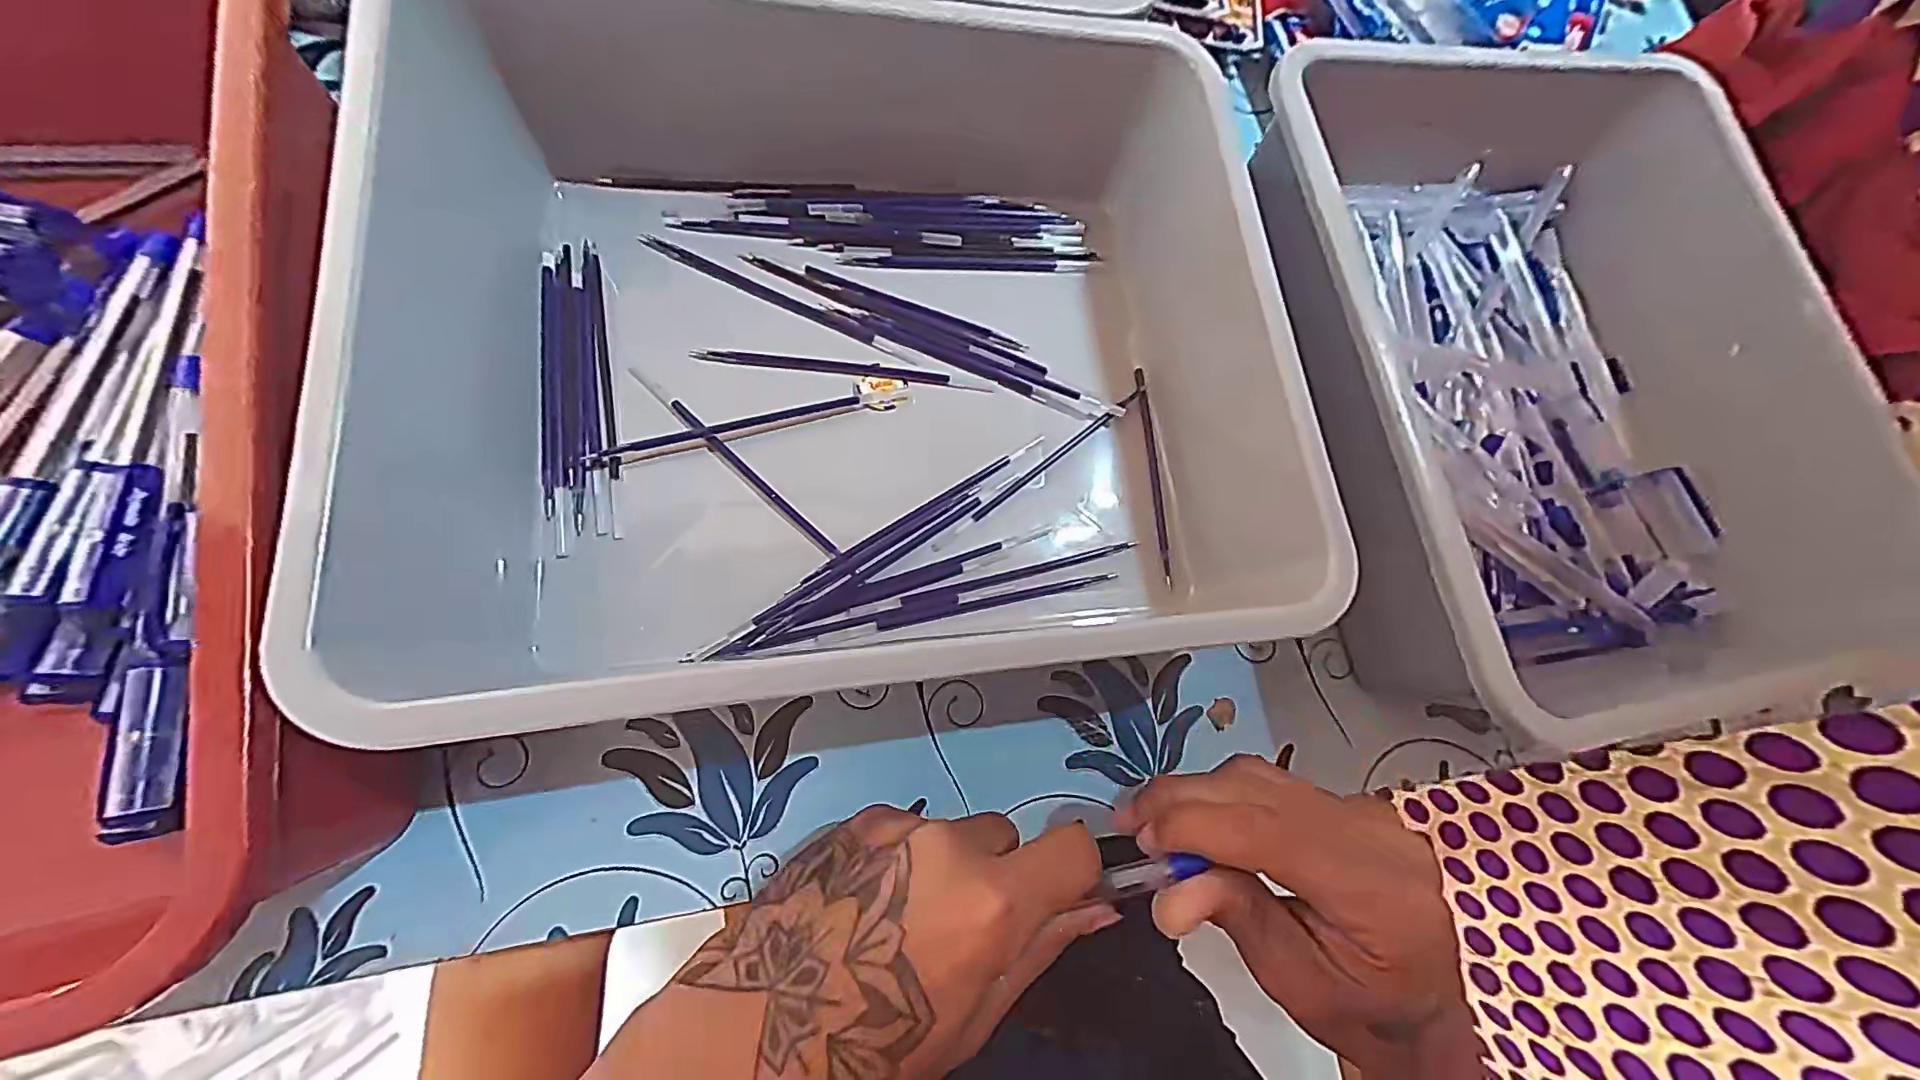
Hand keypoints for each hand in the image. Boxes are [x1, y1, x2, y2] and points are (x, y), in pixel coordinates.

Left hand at [652, 806, 1114, 1078]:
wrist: (762, 1019)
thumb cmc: (874, 1040)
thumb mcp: (972, 1015)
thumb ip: (1040, 948)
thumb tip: (1093, 909)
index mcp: (989, 902)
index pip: (1071, 847)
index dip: (1074, 869)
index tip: (1060, 889)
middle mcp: (948, 846)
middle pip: (1004, 836)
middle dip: (995, 872)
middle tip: (956, 921)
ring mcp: (899, 824)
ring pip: (951, 830)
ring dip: (942, 862)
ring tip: (897, 914)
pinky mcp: (858, 817)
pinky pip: (904, 825)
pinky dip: (899, 853)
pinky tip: (865, 898)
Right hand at [1115, 755, 1478, 1078]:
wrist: (1449, 982)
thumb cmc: (1387, 1002)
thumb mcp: (1313, 988)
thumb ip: (1244, 927)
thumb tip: (1173, 895)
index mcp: (1367, 882)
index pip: (1264, 829)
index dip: (1194, 826)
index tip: (1148, 845)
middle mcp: (1360, 826)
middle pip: (1248, 784)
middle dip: (1177, 799)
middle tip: (1131, 825)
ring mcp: (1350, 804)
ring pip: (1250, 772)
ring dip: (1191, 790)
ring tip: (1152, 819)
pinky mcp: (1334, 799)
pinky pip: (1261, 779)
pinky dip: (1214, 791)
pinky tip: (1191, 812)